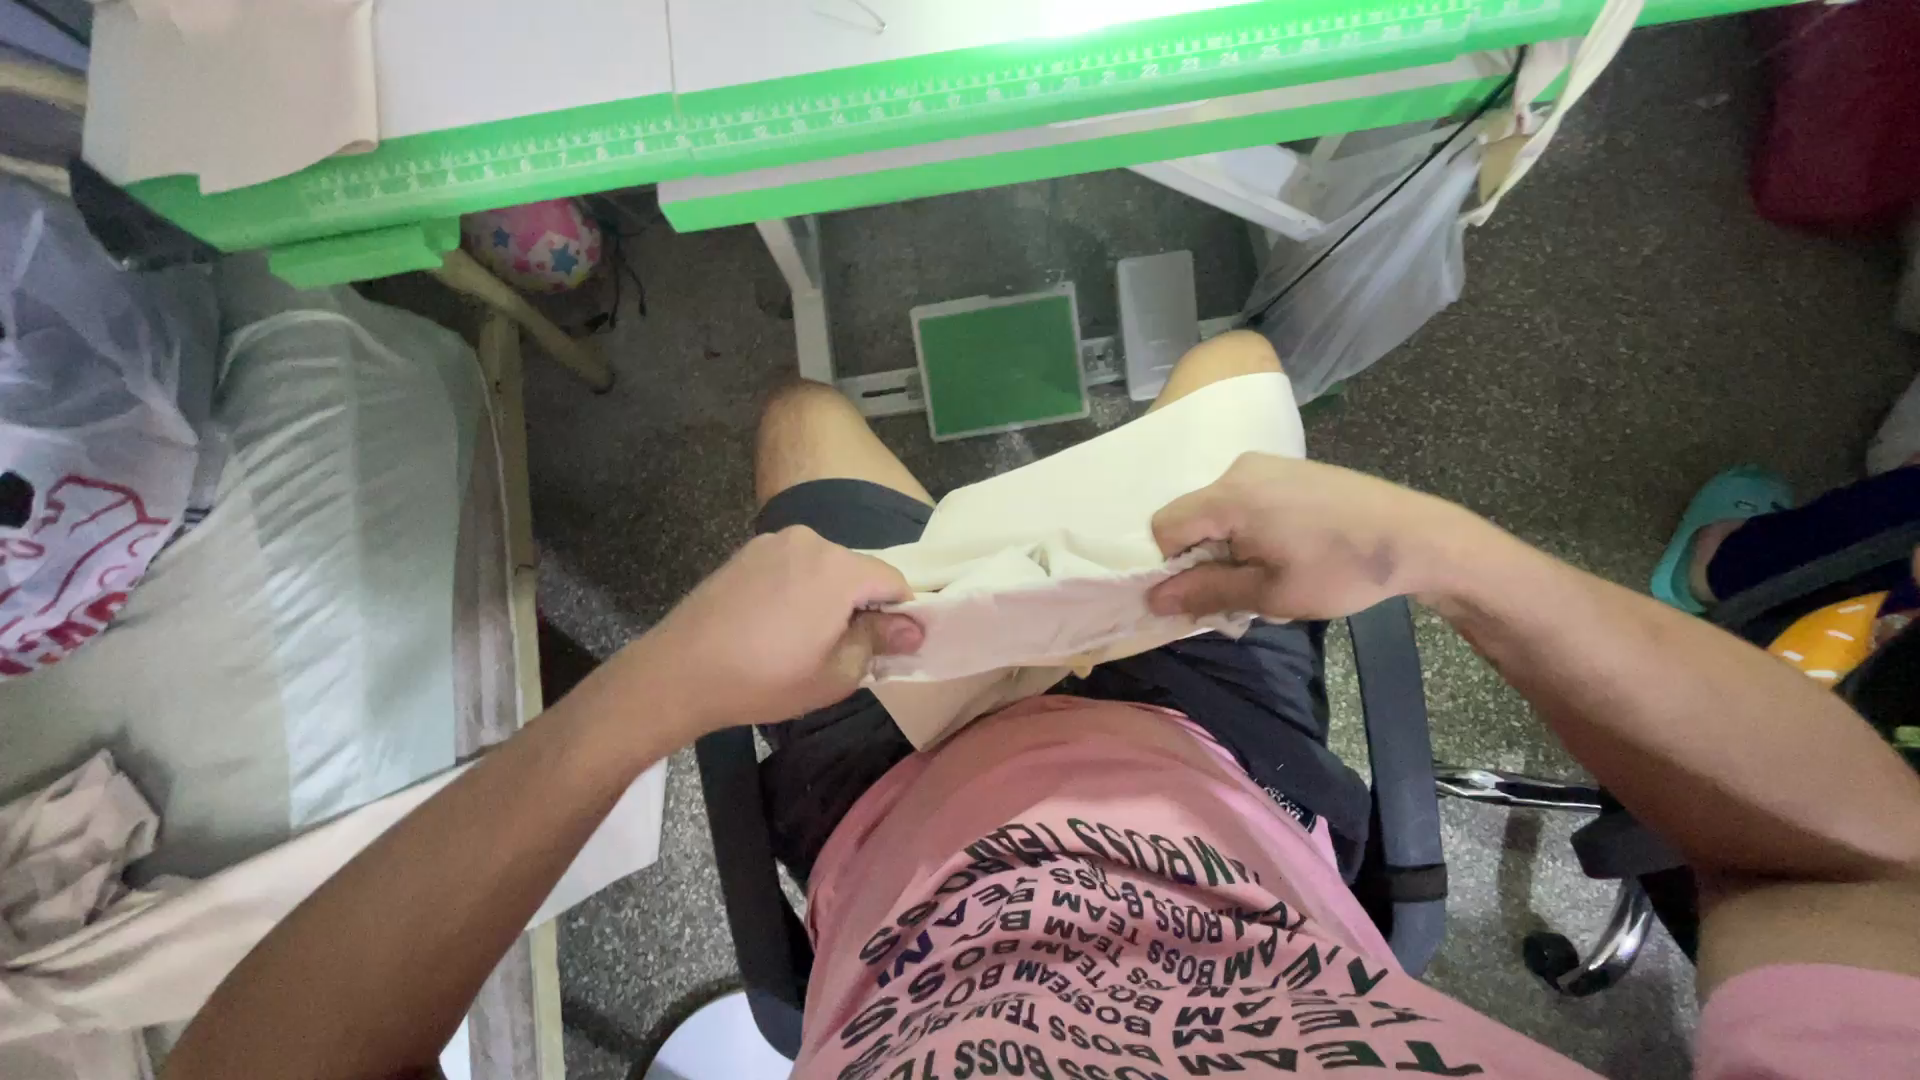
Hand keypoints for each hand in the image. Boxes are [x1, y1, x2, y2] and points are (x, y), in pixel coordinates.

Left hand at [618, 527, 922, 736]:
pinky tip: (774, 622)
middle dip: (860, 604)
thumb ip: (880, 641)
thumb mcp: (835, 673)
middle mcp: (811, 541)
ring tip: (802, 637)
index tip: (886, 646)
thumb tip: (915, 628)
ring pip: (823, 567)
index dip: (899, 614)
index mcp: (839, 568)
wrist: (680, 671)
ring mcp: (773, 542)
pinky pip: (791, 566)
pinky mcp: (746, 552)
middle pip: (857, 571)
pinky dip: (796, 588)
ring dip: (826, 596)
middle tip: (841, 648)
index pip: (894, 580)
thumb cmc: (766, 678)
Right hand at [1147, 454, 1483, 620]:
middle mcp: (1239, 469)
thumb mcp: (1268, 594)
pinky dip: (1248, 525)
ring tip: (1271, 567)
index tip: (1207, 589)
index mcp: (1229, 497)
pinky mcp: (1287, 466)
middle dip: (1202, 555)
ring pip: (1217, 508)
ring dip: (1227, 542)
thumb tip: (1152, 599)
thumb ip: (1204, 592)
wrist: (1418, 537)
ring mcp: (1266, 463)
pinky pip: (1243, 496)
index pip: (1163, 527)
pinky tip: (1288, 544)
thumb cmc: (1340, 571)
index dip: (1172, 565)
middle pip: (1190, 515)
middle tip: (1244, 586)